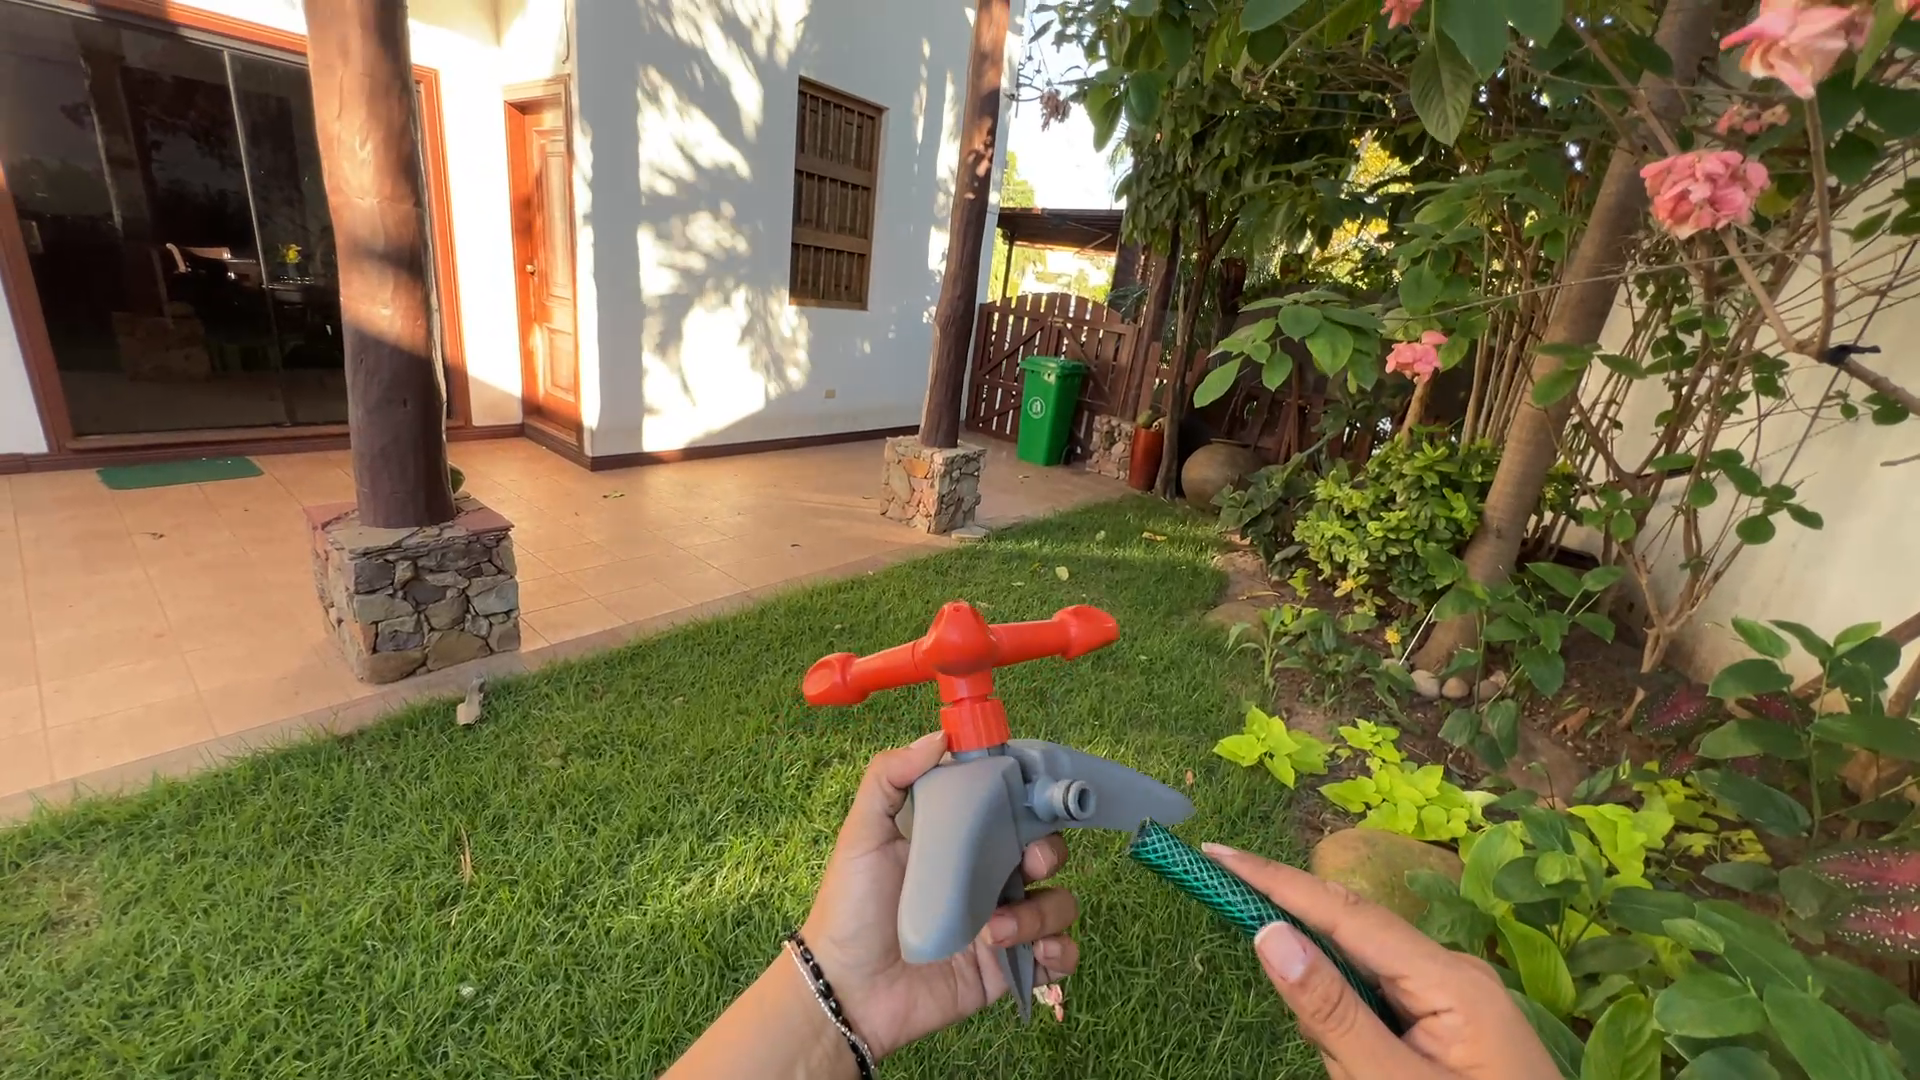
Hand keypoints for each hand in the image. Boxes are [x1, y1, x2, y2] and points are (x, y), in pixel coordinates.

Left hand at [799, 732, 1077, 1059]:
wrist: (846, 990)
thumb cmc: (851, 904)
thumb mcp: (863, 832)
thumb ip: (890, 775)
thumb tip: (941, 736)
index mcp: (960, 839)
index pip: (1012, 808)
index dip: (1031, 799)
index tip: (1034, 796)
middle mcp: (987, 875)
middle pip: (1046, 849)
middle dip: (1048, 852)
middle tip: (1025, 865)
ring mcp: (1000, 921)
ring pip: (1058, 901)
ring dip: (1042, 912)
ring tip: (996, 931)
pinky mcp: (1006, 966)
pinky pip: (1058, 954)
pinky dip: (1059, 952)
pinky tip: (1033, 954)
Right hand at [1205, 844, 1558, 1079]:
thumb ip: (1332, 1014)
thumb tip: (1266, 930)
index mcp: (1451, 980)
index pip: (1342, 910)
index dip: (1273, 878)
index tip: (1215, 852)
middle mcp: (1452, 973)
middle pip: (1350, 943)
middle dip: (1314, 989)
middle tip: (1337, 1059)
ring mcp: (1454, 999)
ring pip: (1359, 979)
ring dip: (1338, 1028)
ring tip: (1363, 1078)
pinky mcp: (1449, 1023)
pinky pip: (1377, 1005)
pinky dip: (1355, 1035)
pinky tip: (1366, 1069)